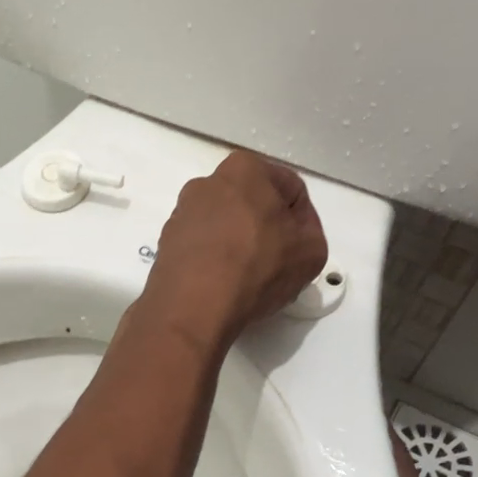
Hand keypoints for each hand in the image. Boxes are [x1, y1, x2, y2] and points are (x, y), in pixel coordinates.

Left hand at [140, 151, 327, 347]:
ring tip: (248, 280)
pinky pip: (202, 249)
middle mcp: (206, 183)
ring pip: (224, 227)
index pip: (290, 189)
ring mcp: (181, 215)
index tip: (302, 249)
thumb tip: (292, 236)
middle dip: (268, 230)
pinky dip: (215, 262)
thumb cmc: (257, 267)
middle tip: (278, 264)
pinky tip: (223, 286)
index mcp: (244, 169)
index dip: (304, 221)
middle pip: (252, 206)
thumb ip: (310, 234)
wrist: (193, 307)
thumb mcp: (311, 251)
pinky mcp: (166, 245)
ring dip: (240, 246)